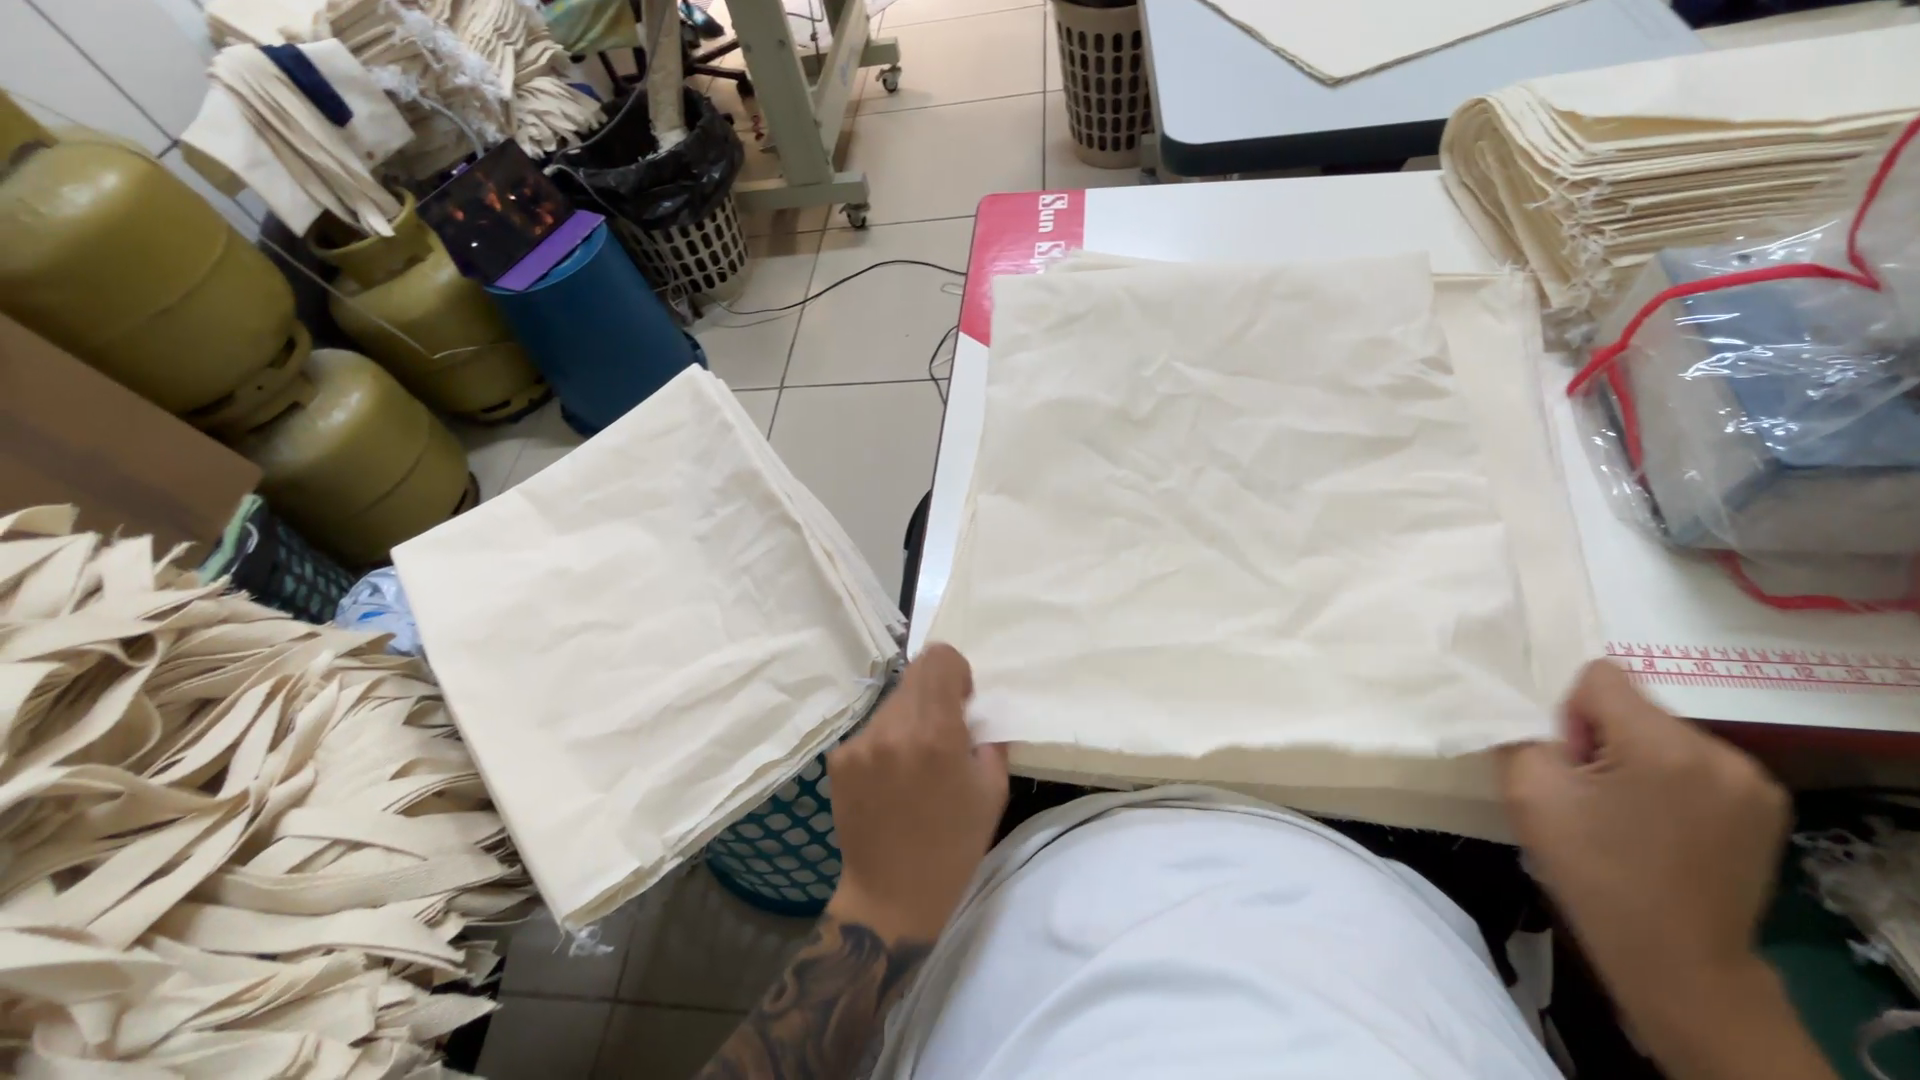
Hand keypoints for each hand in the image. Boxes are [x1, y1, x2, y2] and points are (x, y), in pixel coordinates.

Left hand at [825, 644, 1008, 943]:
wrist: (893, 894)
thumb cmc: (954, 845)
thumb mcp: (992, 790)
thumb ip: (987, 737)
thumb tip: (974, 710)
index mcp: (936, 733)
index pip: (938, 658)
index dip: (956, 672)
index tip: (962, 702)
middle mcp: (892, 729)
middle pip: (915, 677)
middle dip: (934, 696)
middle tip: (943, 737)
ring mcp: (859, 744)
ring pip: (892, 704)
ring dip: (908, 720)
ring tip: (914, 766)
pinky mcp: (839, 760)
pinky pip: (870, 731)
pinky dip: (885, 743)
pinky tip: (891, 782)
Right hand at [1502, 661, 1808, 1077]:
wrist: (1676, 960)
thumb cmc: (1593, 874)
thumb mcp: (1529, 794)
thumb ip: (1527, 733)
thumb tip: (1545, 716)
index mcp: (1661, 744)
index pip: (1601, 675)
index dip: (1571, 714)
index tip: (1572, 765)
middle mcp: (1720, 751)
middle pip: (1637, 707)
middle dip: (1606, 739)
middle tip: (1593, 799)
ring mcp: (1754, 781)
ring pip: (1668, 737)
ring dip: (1641, 762)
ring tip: (1630, 818)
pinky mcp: (1769, 807)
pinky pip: (1702, 767)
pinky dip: (1675, 785)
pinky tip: (1666, 829)